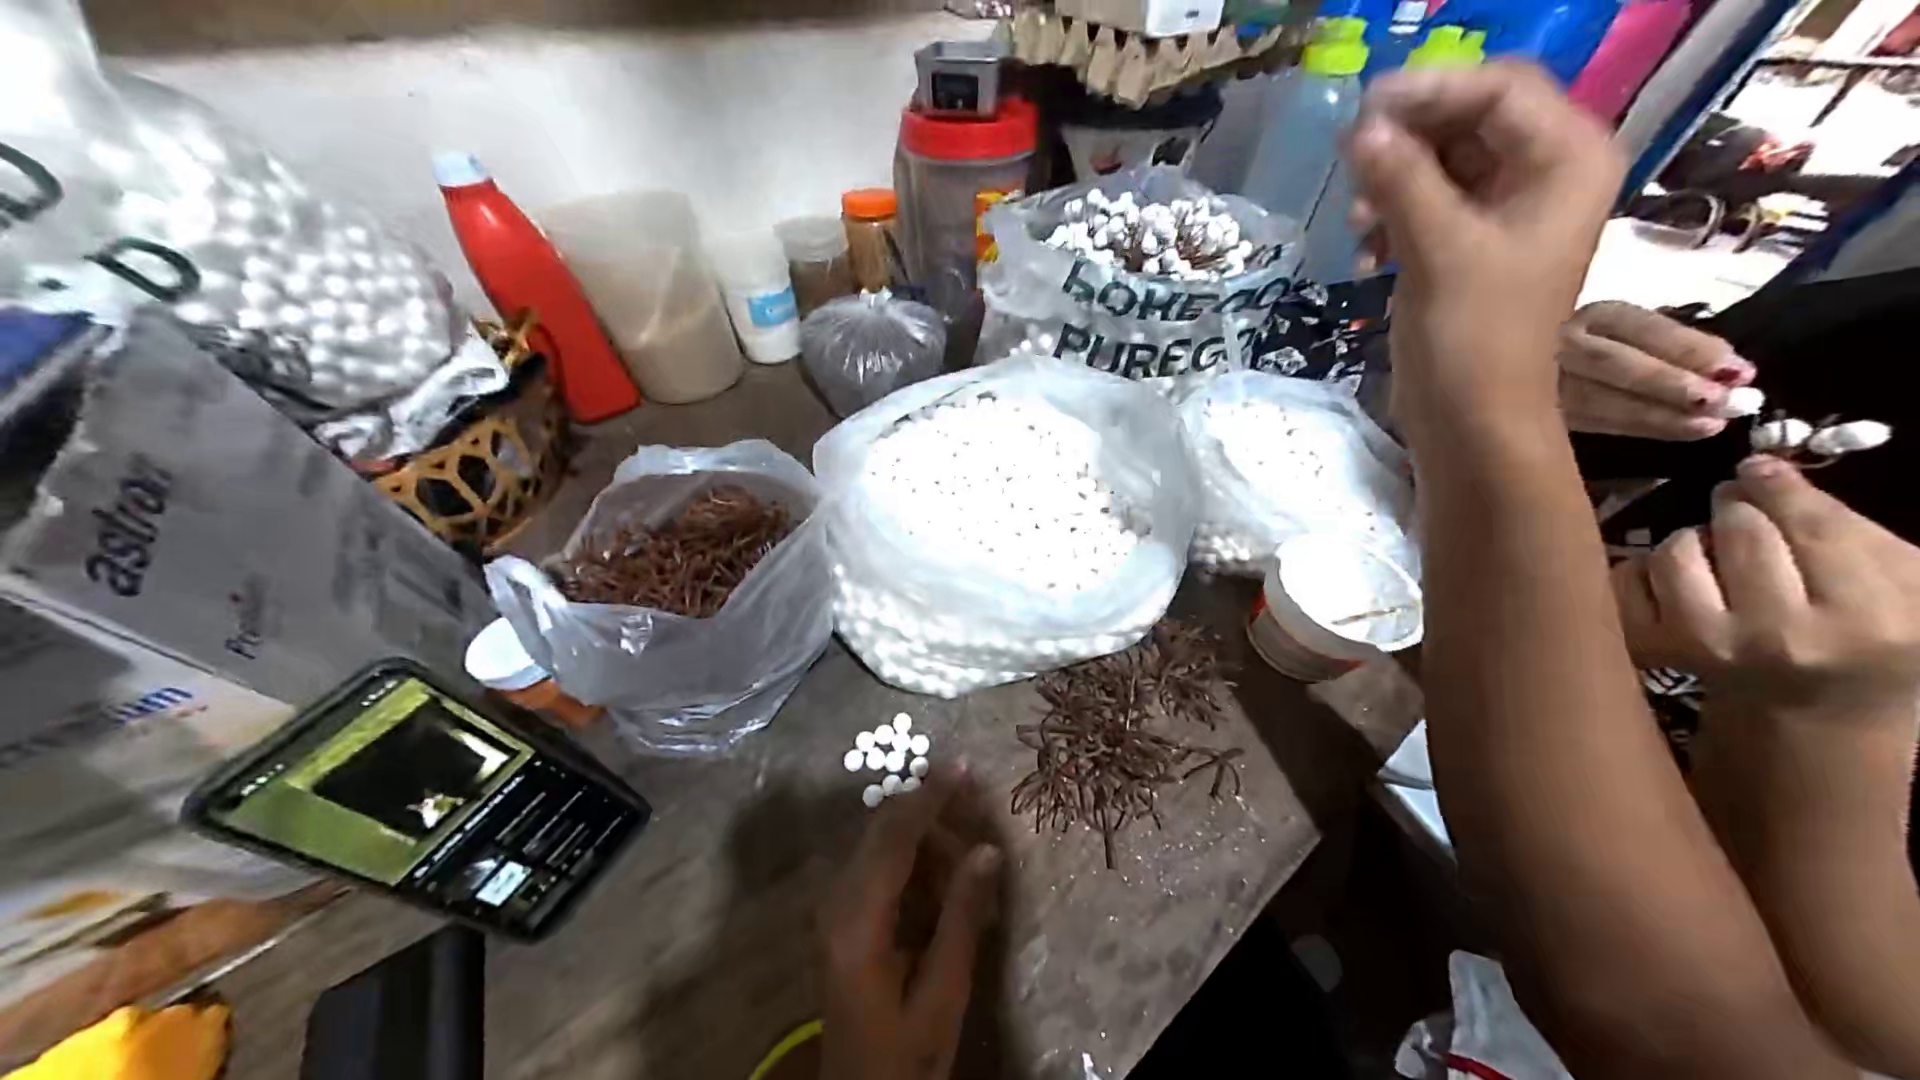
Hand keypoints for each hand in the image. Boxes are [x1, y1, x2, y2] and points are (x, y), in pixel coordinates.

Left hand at [819, 771, 1002, 1079]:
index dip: (929, 797)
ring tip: (969, 876)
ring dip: (929, 845)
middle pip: (885, 830)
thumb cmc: (905, 1055)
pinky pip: (880, 866)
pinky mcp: (840, 914)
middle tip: (979, 823)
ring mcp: (833, 906)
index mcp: (858, 920)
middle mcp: (836, 901)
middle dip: (933, 816)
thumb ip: (962, 915)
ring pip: (884, 843)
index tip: (962, 766)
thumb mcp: (944, 994)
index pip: (894, 837)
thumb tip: (988, 849)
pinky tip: (945, 890)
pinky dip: (915, 865)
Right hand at [1344, 63, 1623, 440]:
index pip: (1499, 90)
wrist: (1471, 416)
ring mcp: (1502, 213)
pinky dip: (1391, 220)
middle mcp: (1541, 174)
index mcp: (1565, 160)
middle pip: (1468, 123)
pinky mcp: (1466, 246)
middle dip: (1406, 141)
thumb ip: (1400, 182)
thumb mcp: (1438, 251)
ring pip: (1440, 166)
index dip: (1431, 90)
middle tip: (1349, 163)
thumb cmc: (1473, 335)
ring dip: (1391, 185)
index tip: (1361, 108)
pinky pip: (1426, 206)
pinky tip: (1366, 253)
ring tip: (1356, 222)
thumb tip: (1359, 129)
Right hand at [1558, 302, 1753, 439]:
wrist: (1548, 374)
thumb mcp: (1640, 336)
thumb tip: (1731, 375)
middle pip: (1611, 362)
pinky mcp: (1538, 410)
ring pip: (1593, 398)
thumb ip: (1676, 349)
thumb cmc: (1611, 350)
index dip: (1689, 349)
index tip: (1740, 372)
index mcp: (1595, 316)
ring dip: (1653, 414)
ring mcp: (1540, 379)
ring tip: (1705, 425)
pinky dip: (1633, 428)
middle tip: (1716, 402)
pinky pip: (1585, 420)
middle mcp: (1561, 343)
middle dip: (1667, 383)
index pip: (1642, 329)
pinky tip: (1675, 431)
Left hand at [1613, 455, 1919, 728]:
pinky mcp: (1648, 645)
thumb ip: (1846, 527)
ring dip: (1692, 538)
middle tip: (1737, 502)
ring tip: (1718, 552)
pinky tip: (1678, 579)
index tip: (1754, 464)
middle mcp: (1774, 635)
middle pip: (1739, 533)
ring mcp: (1700, 643)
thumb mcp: (1903, 583)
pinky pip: (1626, 576)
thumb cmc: (1867, 632)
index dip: (1778, 488)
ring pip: (1674, 551)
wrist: (1814, 705)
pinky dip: (1646, 566)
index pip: (1813, 531)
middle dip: (1736, 507)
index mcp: (1864, 619)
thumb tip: (1763, 468)